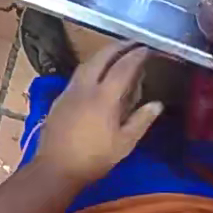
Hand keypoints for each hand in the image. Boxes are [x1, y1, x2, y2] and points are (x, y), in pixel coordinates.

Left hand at [33, 41, 163, 187]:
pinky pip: (78, 75)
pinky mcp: (59, 99)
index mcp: (104, 97)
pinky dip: (91, 67)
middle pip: (102, 57)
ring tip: (115, 53)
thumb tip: (157, 104)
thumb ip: (141, 121)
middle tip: (132, 43)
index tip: (147, 48)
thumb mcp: (124, 144)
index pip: (123, 68)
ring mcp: (69, 91)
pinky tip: (96, 75)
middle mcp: (85, 88)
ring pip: (87, 64)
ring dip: (102, 54)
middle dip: (118, 46)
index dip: (136, 56)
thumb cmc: (93, 159)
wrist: (55, 169)